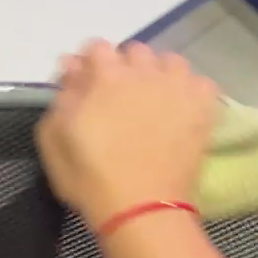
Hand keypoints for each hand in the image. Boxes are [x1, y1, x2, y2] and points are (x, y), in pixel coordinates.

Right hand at [37, 40, 219, 229]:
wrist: (141, 210)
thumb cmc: (91, 179)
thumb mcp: (55, 139)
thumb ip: (61, 97)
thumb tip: (72, 71)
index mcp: (106, 76)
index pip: (96, 47)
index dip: (89, 66)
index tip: (86, 86)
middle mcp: (144, 72)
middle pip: (134, 52)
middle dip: (124, 69)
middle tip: (118, 99)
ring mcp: (177, 88)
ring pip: (169, 62)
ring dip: (159, 75)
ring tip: (153, 102)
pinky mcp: (202, 108)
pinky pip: (200, 82)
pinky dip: (190, 91)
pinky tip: (180, 110)